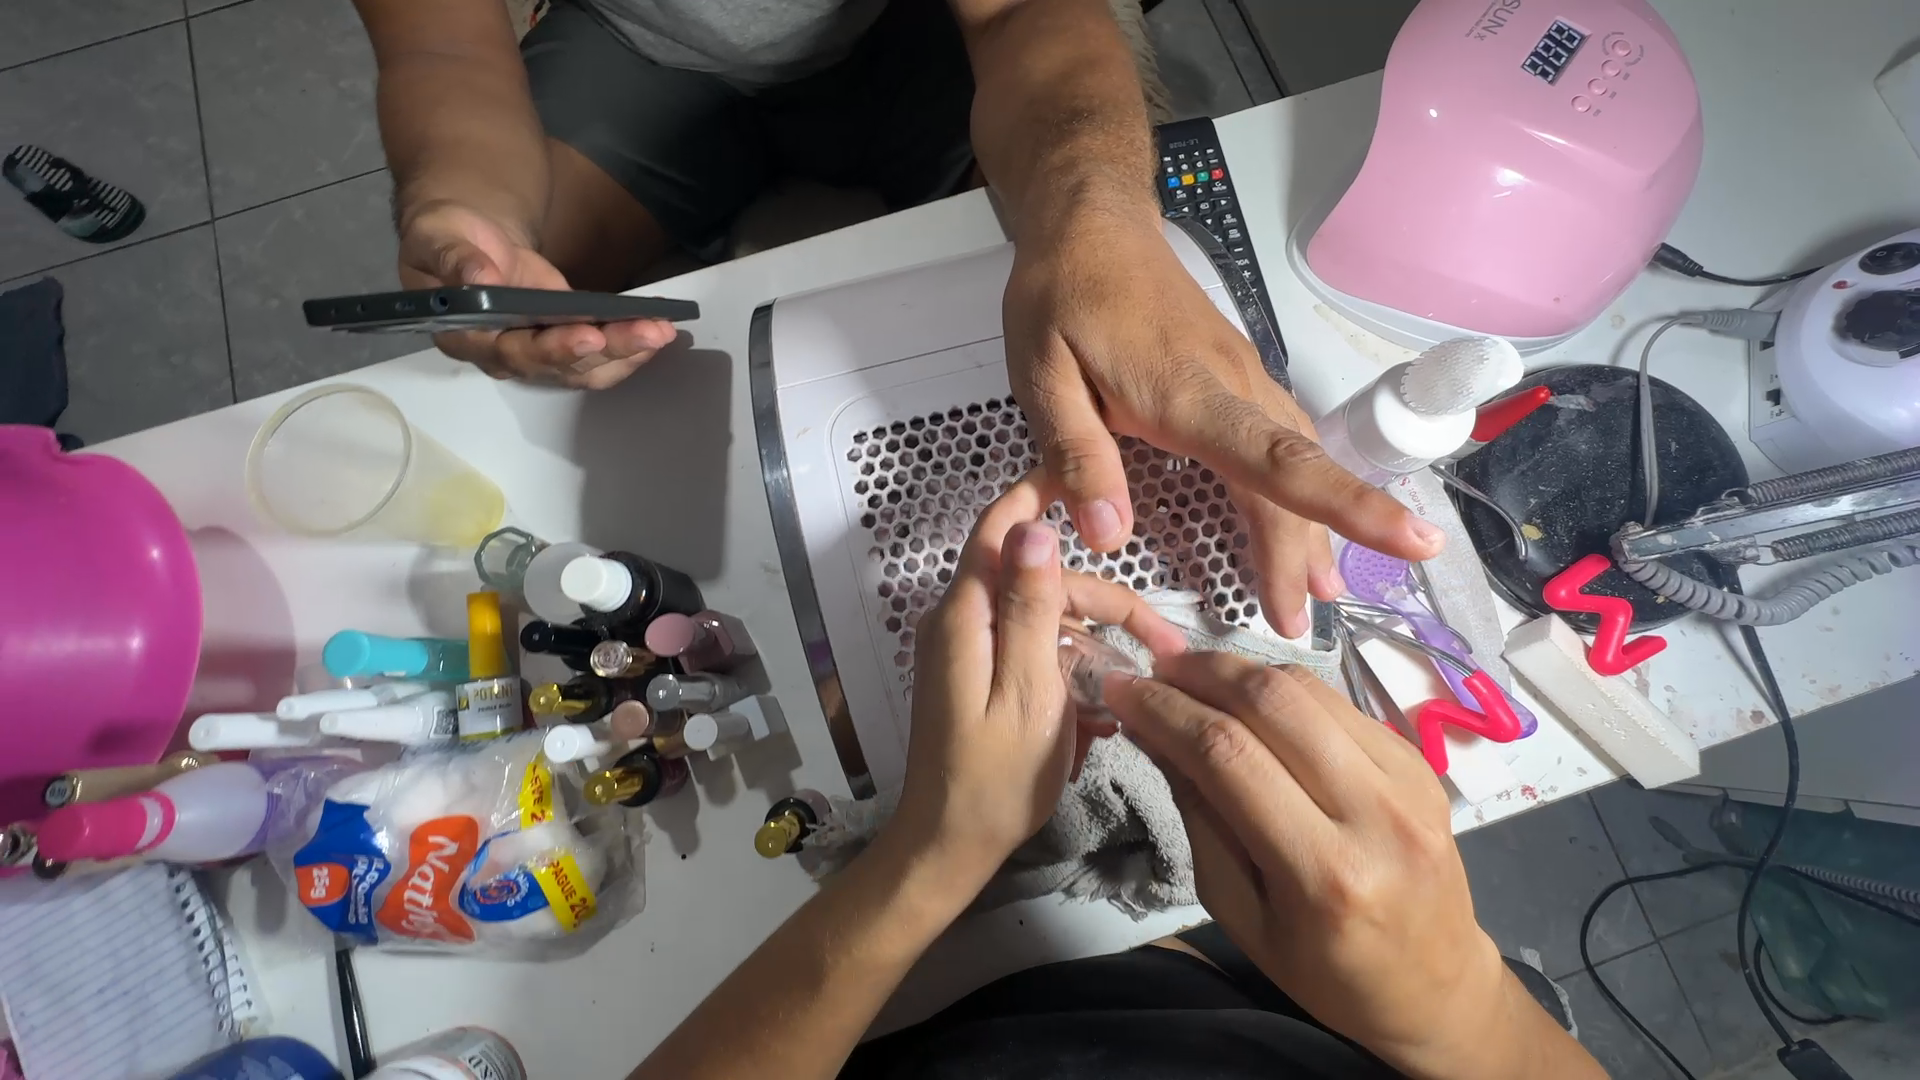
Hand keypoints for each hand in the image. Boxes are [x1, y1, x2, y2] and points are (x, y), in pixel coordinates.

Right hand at [397, 201, 676, 388]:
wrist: (471, 241)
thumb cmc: (447, 237)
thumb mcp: (438, 236)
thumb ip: (454, 257)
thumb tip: (481, 275)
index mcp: (466, 337)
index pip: (514, 353)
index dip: (555, 349)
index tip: (591, 335)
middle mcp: (507, 357)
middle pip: (565, 366)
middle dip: (612, 349)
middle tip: (651, 332)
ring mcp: (541, 355)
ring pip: (591, 366)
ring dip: (630, 351)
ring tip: (663, 330)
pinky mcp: (567, 345)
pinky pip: (603, 355)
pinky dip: (632, 345)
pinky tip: (658, 328)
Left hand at [893, 473, 1186, 876]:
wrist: (948, 845)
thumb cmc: (993, 779)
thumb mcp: (1026, 691)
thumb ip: (1028, 608)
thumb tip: (1032, 524)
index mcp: (966, 616)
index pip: (1000, 528)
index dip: (1040, 493)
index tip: (1087, 473)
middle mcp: (962, 619)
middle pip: (1038, 579)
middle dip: (1100, 600)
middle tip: (1161, 642)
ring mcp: (969, 647)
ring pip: (1042, 615)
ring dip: (1092, 639)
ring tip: (1141, 684)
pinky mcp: (981, 672)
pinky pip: (1032, 648)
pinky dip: (1069, 665)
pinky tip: (1102, 707)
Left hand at [1001, 212, 1444, 636]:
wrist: (1090, 224)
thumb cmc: (1060, 300)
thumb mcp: (1043, 378)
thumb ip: (1078, 454)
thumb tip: (1109, 537)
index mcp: (1187, 395)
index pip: (1280, 458)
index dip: (1344, 506)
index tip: (1411, 545)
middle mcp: (1232, 387)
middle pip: (1289, 475)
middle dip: (1310, 550)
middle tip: (1303, 624)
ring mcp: (1239, 376)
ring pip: (1292, 456)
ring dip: (1311, 524)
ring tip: (1321, 586)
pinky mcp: (1231, 372)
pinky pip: (1278, 435)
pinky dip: (1295, 483)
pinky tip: (1293, 511)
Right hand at [1108, 653, 1544, 1078]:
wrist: (1437, 988)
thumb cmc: (1323, 968)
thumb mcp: (1237, 909)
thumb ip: (1197, 814)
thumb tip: (1153, 732)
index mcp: (1324, 873)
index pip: (1227, 756)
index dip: (1164, 711)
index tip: (1121, 689)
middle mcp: (1376, 815)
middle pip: (1271, 702)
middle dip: (1198, 672)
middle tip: (1154, 668)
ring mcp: (1408, 780)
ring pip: (1304, 687)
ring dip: (1235, 668)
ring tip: (1189, 672)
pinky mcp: (1419, 759)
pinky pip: (1333, 699)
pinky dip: (1276, 685)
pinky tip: (1244, 693)